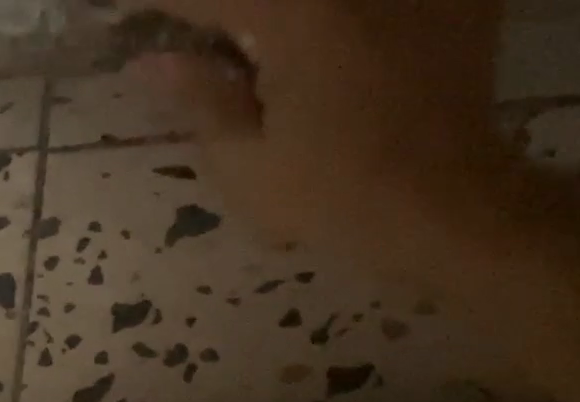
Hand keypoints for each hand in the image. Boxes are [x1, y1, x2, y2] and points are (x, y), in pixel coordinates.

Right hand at [129, 0, 509, 278]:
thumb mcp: (238, 159)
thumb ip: (199, 97)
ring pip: (312, 6)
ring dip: (266, 21)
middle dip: (218, 9)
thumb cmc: (322, 194)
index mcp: (303, 18)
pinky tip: (321, 42)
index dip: (166, 3)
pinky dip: (329, 22)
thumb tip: (150, 62)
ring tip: (237, 46)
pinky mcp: (453, 0)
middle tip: (185, 36)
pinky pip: (374, 7)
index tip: (126, 12)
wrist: (438, 203)